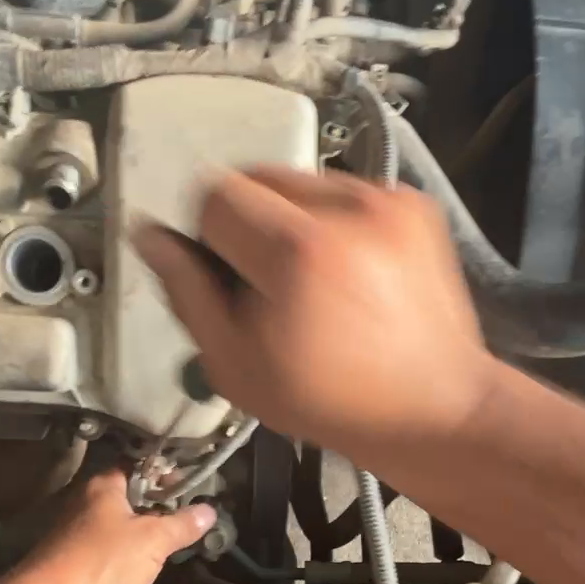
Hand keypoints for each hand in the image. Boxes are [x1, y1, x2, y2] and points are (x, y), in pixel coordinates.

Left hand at [3, 469, 214, 583]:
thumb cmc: (103, 563)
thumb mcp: (153, 541)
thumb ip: (182, 525)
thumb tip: (209, 510)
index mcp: (103, 486)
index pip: (137, 465)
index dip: (164, 473)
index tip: (189, 486)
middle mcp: (84, 502)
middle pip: (126, 495)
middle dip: (155, 506)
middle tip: (184, 517)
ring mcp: (73, 532)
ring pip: (115, 524)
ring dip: (139, 532)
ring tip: (168, 543)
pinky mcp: (69, 561)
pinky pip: (103, 548)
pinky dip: (122, 553)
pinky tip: (138, 567)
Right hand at [131, 166, 500, 464]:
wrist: (433, 407)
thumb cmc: (334, 402)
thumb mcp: (237, 368)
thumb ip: (187, 295)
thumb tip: (151, 237)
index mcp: (298, 251)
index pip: (214, 194)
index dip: (206, 236)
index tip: (222, 273)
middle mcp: (349, 210)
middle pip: (256, 176)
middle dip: (245, 224)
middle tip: (261, 281)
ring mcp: (388, 203)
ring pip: (299, 181)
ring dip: (287, 222)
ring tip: (307, 283)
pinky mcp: (412, 205)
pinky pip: (343, 194)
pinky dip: (330, 225)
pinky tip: (341, 276)